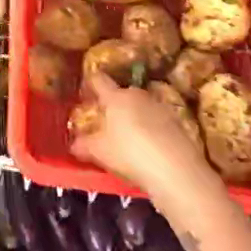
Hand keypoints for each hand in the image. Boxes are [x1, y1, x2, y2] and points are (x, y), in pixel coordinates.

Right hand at [69, 73, 215, 198]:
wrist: (175, 169)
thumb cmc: (129, 153)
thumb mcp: (99, 152)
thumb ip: (84, 144)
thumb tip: (74, 143)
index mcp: (116, 97)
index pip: (99, 81)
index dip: (91, 83)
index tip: (85, 90)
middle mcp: (138, 95)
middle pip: (122, 94)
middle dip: (114, 105)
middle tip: (105, 122)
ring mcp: (160, 107)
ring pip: (141, 107)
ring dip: (133, 117)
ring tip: (126, 138)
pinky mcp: (177, 122)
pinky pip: (156, 121)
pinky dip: (150, 129)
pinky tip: (147, 147)